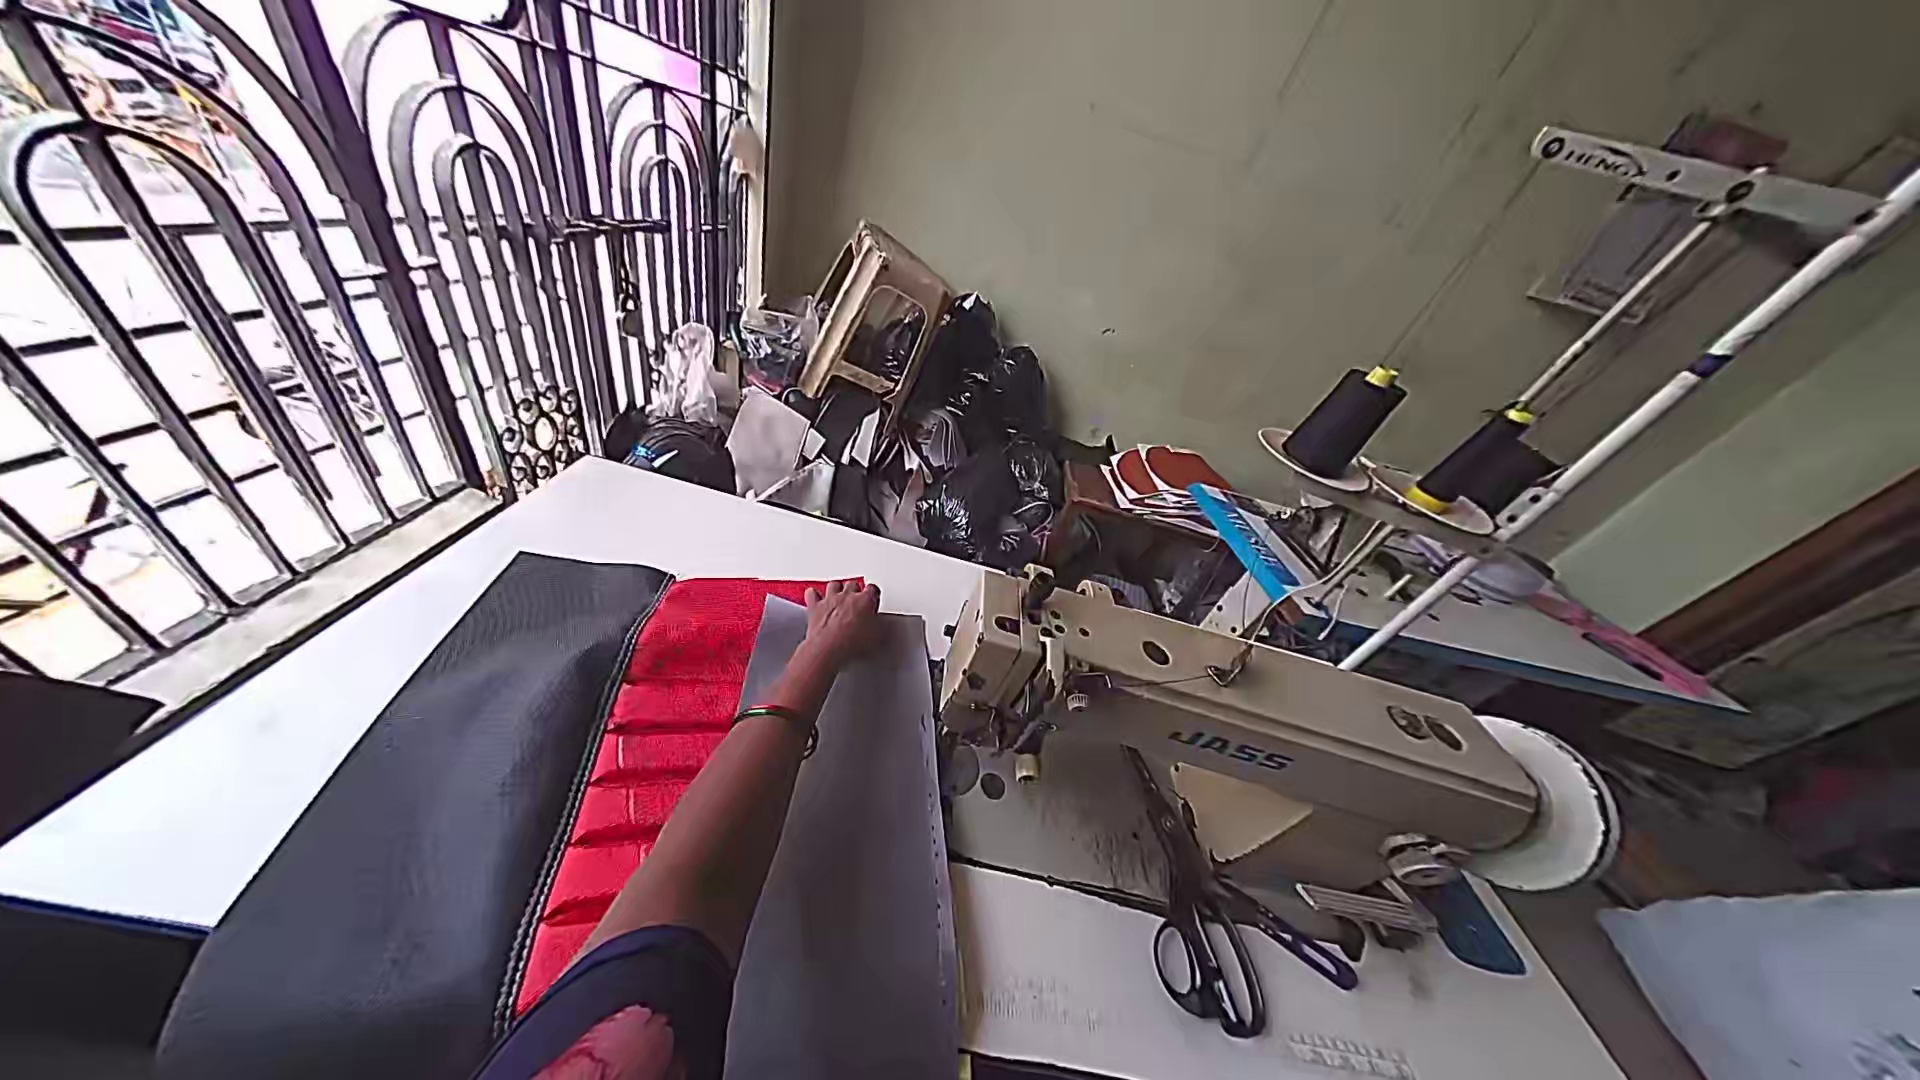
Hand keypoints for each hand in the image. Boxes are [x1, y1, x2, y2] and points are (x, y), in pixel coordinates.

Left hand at [797, 580, 880, 670]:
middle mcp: (847, 596)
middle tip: (857, 598)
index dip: (873, 595)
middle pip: (853, 584)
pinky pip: (812, 593)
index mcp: (865, 600)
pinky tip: (816, 597)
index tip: (873, 599)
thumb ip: (879, 627)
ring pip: (834, 585)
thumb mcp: (877, 638)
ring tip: (839, 594)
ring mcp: (830, 600)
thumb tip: (882, 629)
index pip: (872, 590)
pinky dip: (814, 595)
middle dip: (856, 589)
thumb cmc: (851, 642)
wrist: (828, 649)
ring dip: (837, 588)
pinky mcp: (815, 607)